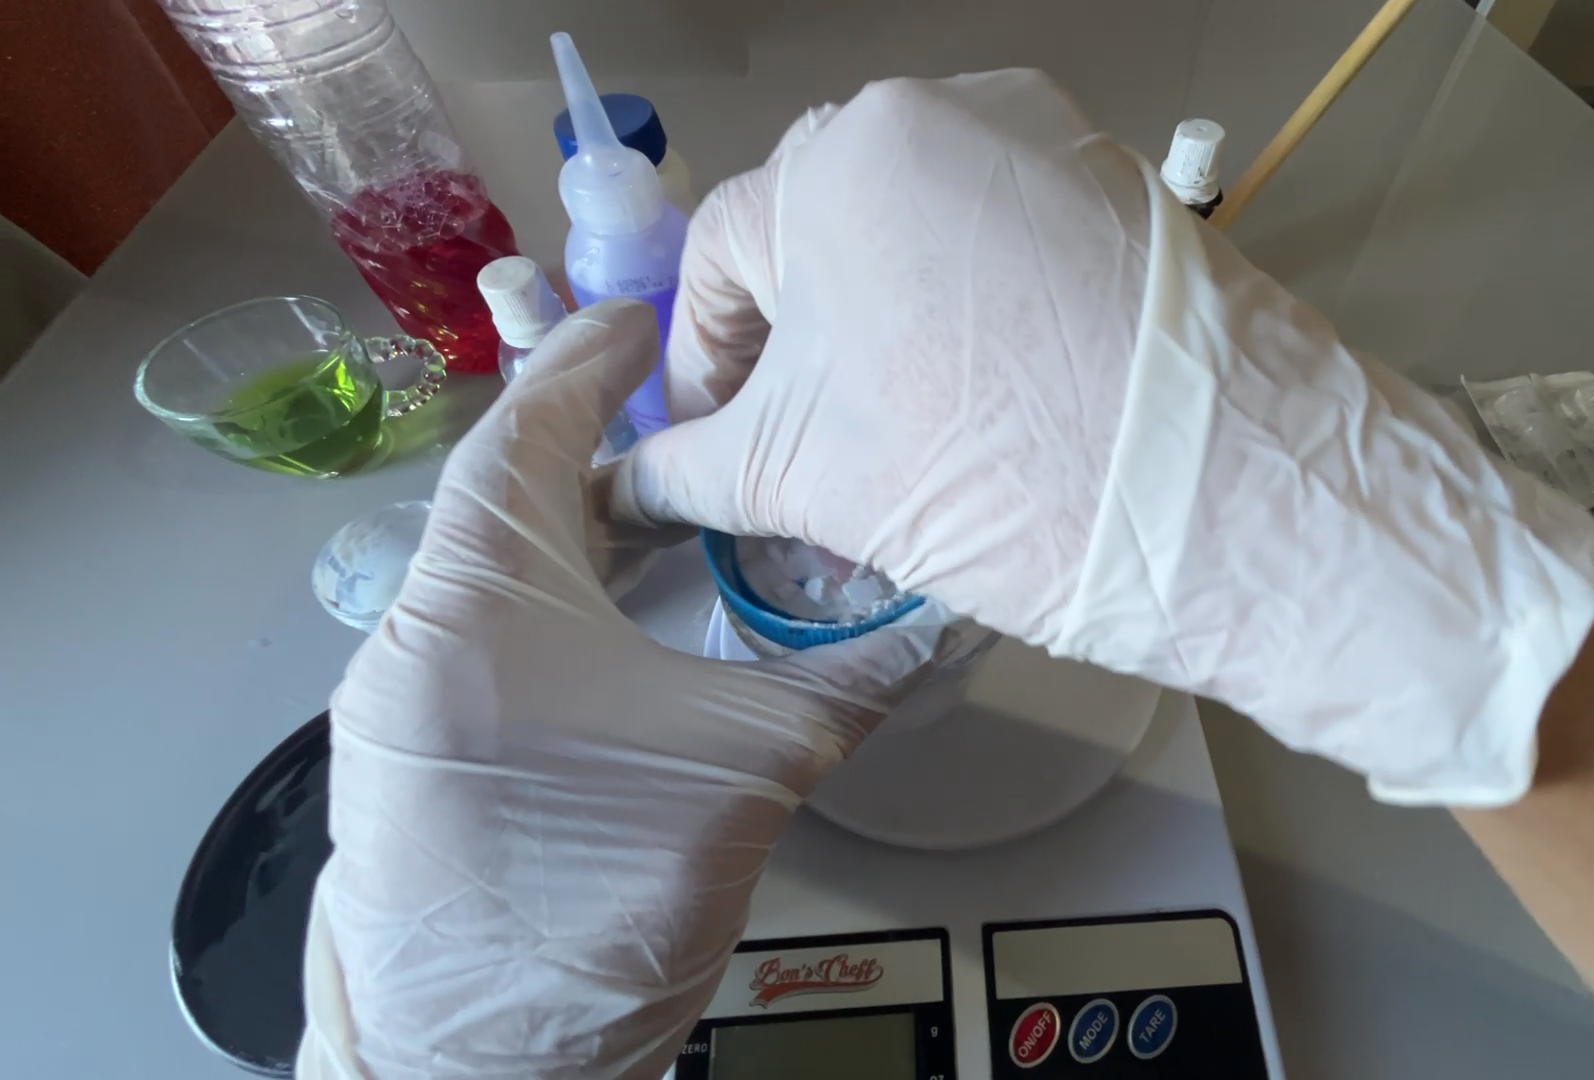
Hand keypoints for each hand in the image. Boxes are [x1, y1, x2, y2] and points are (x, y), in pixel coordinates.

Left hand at [298, 300, 957, 1078]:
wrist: (490, 1069)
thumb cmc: (601, 900)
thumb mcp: (749, 771)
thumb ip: (851, 681)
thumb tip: (943, 622)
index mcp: (479, 607)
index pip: (523, 438)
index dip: (586, 365)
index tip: (644, 316)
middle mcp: (427, 629)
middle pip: (517, 488)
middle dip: (605, 433)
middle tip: (694, 397)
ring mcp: (420, 686)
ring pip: (515, 557)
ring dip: (598, 514)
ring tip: (687, 485)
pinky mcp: (438, 735)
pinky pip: (511, 616)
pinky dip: (580, 581)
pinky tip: (646, 593)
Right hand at [615, 69, 1593, 805]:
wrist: (1242, 507)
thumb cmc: (1005, 485)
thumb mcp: (820, 482)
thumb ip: (702, 469)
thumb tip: (626, 480)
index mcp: (847, 160)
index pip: (723, 259)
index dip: (705, 365)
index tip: (714, 446)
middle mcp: (949, 116)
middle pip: (822, 250)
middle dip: (798, 360)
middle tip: (809, 459)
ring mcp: (1050, 148)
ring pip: (914, 249)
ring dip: (882, 344)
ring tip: (901, 444)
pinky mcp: (1119, 199)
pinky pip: (997, 252)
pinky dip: (964, 322)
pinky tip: (987, 402)